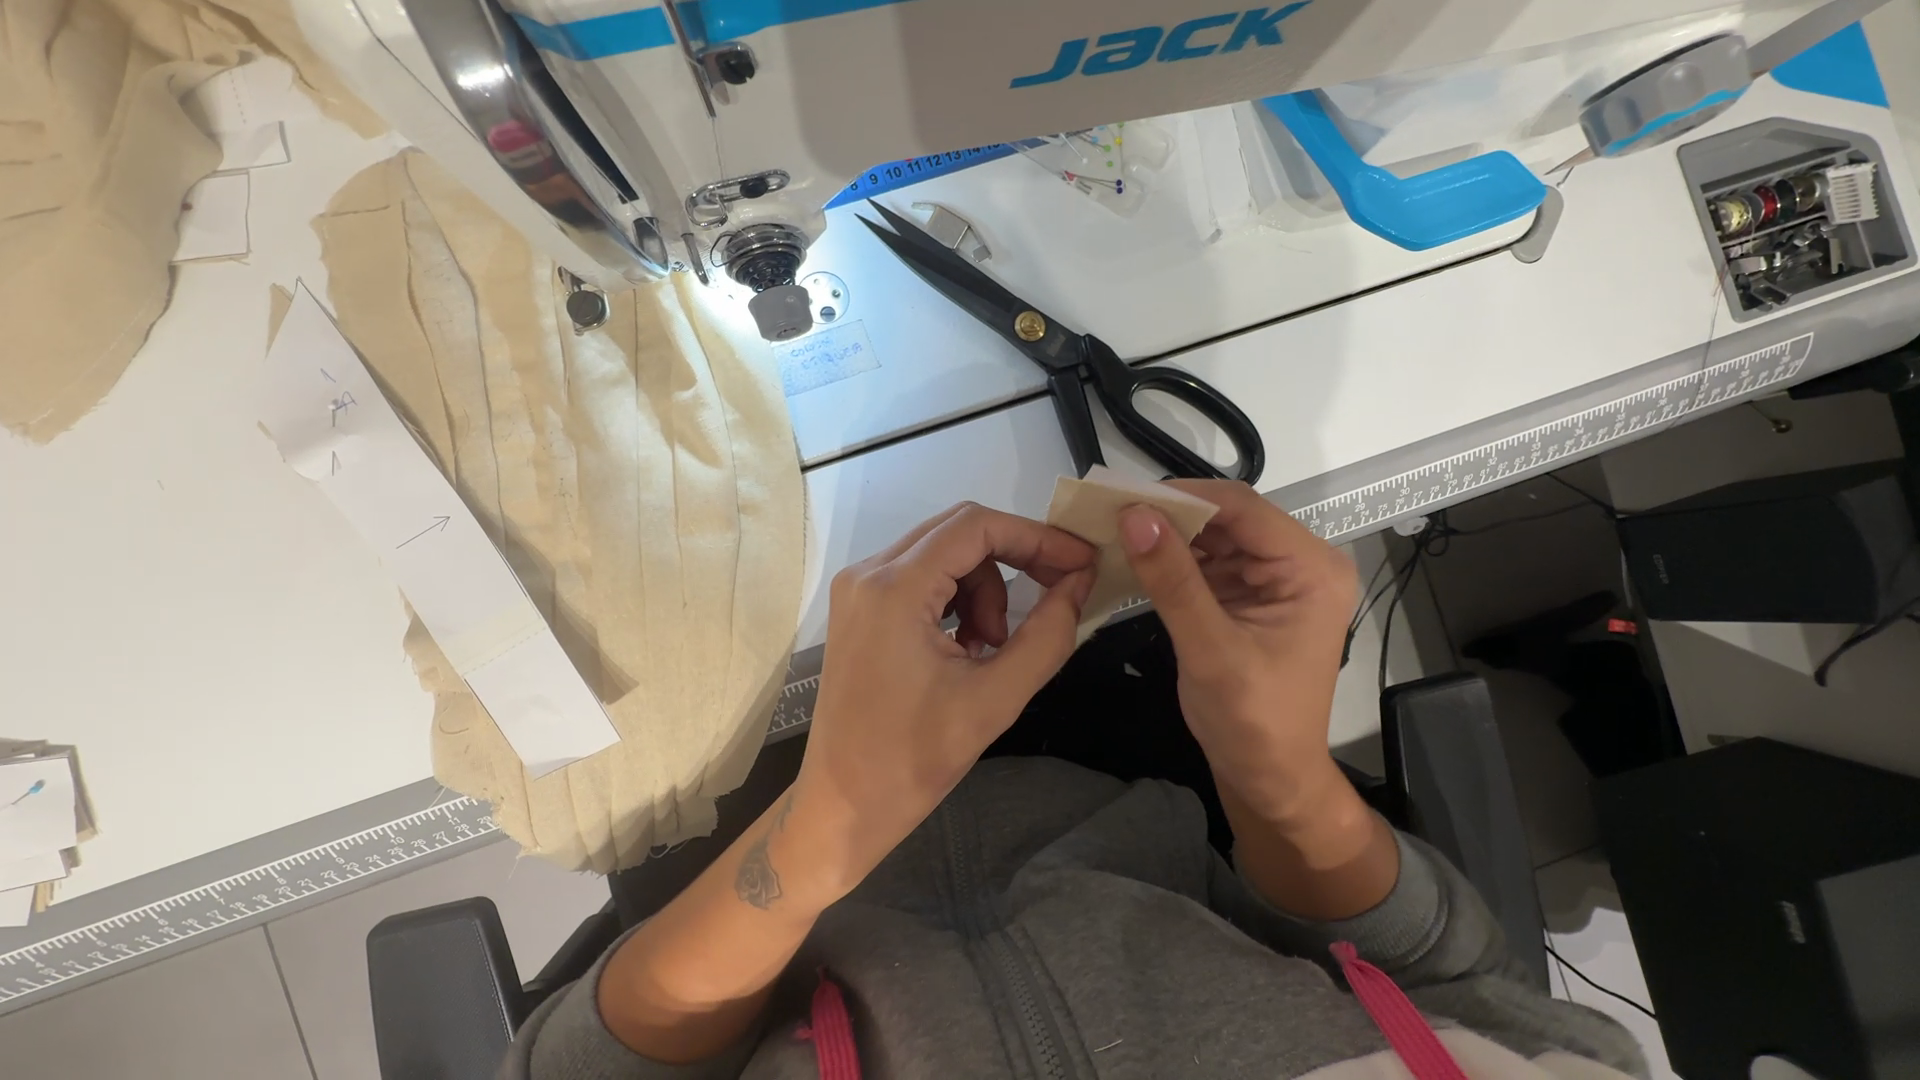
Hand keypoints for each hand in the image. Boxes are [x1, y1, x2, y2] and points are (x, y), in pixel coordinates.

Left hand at [792, 503, 1095, 897]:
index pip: (976, 526)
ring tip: (992, 647)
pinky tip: (966, 648)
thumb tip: (1080, 583)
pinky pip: (921, 579)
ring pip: (942, 554)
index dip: (1037, 537)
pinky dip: (956, 600)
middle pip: (958, 532)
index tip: (1081, 562)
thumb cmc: (913, 761)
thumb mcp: (994, 700)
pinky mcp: (859, 609)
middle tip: (1056, 593)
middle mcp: (868, 573)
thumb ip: (1047, 635)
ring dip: (983, 588)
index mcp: (893, 588)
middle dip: (1015, 557)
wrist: (842, 806)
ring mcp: (858, 589)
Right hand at [1117, 481, 1357, 823]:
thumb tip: (1135, 516)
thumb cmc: (1252, 723)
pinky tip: (1135, 557)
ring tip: (1113, 530)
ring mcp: (1274, 579)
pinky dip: (1172, 560)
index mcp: (1311, 570)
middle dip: (1171, 514)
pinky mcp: (1249, 595)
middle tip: (1110, 513)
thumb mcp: (1210, 650)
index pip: (1243, 509)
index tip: (1123, 497)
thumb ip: (1173, 581)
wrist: (1270, 778)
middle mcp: (1300, 564)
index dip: (1183, 496)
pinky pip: (1207, 562)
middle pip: (1229, 518)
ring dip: (1168, 535)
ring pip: (1214, 536)